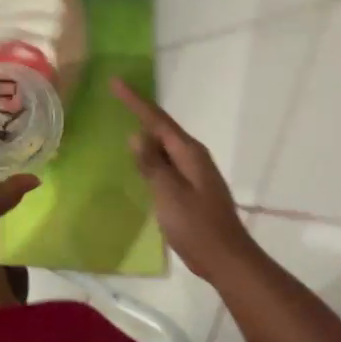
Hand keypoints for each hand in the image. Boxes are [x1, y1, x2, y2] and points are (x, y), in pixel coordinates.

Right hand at [111, 77, 257, 281]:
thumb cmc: (197, 226)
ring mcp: (193, 174)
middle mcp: (193, 157)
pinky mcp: (190, 189)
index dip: (135, 101)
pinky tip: (138, 161)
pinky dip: (150, 156)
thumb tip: (135, 135)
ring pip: (164, 146)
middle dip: (139, 112)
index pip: (157, 120)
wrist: (226, 259)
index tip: (115, 82)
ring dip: (145, 134)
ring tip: (122, 123)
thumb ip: (152, 164)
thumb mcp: (169, 194)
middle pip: (162, 128)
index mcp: (189, 154)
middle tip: (114, 97)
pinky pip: (165, 162)